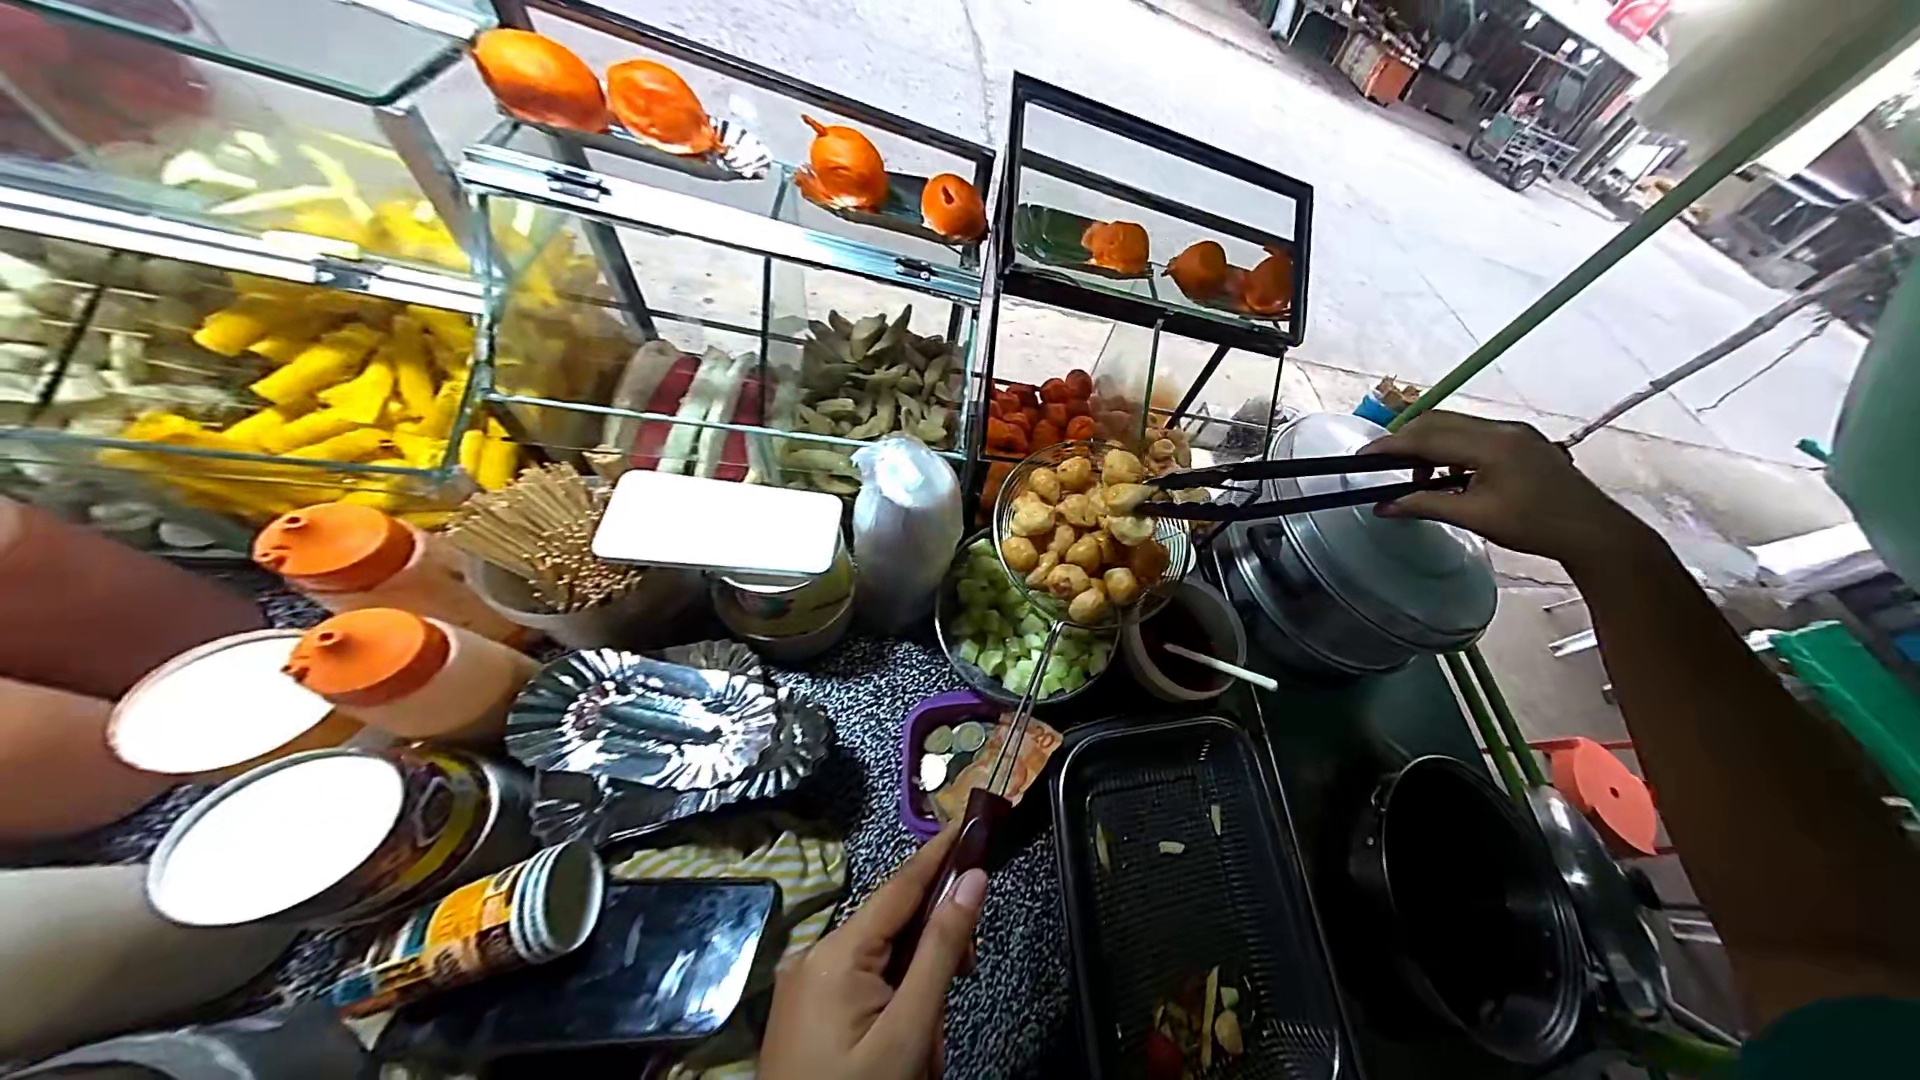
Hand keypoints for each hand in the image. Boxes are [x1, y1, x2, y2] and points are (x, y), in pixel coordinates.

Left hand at [762, 826, 986, 1079]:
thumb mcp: (910, 1032)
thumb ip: (942, 950)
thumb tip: (972, 880)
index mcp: (835, 953)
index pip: (900, 885)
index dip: (937, 851)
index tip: (969, 823)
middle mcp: (815, 954)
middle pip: (894, 926)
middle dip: (934, 950)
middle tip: (965, 980)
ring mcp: (808, 982)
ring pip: (884, 958)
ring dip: (917, 988)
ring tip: (926, 1050)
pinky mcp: (808, 1007)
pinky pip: (865, 983)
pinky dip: (895, 1001)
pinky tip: (907, 1046)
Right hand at [1363, 411, 1647, 569]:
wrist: (1594, 532)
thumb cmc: (1535, 525)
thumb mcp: (1473, 516)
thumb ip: (1423, 505)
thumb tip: (1381, 507)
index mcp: (1492, 445)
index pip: (1427, 437)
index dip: (1390, 445)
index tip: (1361, 457)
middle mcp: (1503, 430)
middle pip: (1438, 422)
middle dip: (1405, 440)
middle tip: (1382, 465)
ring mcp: (1514, 433)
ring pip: (1454, 426)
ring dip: (1426, 445)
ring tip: (1416, 477)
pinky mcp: (1520, 441)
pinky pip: (1471, 435)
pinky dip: (1447, 449)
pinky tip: (1446, 475)